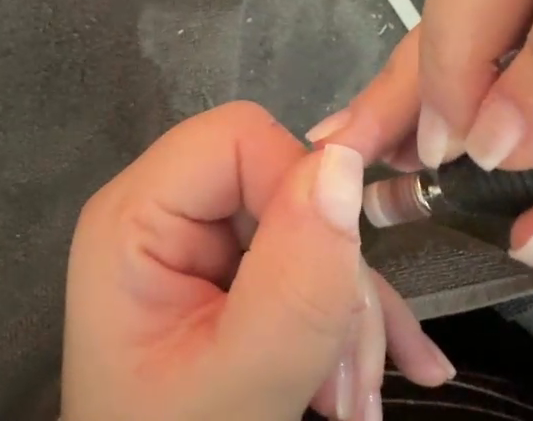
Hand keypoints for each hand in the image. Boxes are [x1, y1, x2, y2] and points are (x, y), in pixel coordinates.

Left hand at [62, 102, 454, 420]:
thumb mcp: (238, 384)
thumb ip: (293, 283)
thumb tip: (342, 160)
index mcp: (135, 217)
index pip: (237, 138)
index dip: (301, 192)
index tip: (332, 287)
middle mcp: (162, 216)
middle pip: (280, 184)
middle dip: (333, 279)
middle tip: (353, 383)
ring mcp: (198, 250)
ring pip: (307, 230)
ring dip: (350, 316)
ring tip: (356, 405)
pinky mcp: (229, 283)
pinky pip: (306, 269)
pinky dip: (351, 322)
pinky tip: (398, 371)